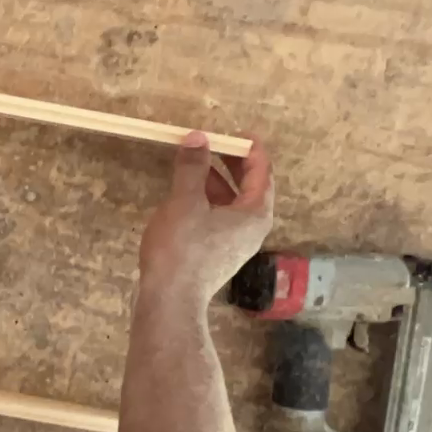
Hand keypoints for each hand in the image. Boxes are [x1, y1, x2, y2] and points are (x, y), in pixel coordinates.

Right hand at [137, 132, 272, 309]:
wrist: (170, 298)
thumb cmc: (182, 248)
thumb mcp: (184, 202)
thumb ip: (192, 168)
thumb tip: (197, 137)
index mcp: (255, 213)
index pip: (261, 172)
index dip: (250, 149)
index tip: (237, 133)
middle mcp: (252, 228)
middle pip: (247, 189)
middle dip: (230, 166)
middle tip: (213, 146)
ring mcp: (235, 244)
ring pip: (230, 206)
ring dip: (214, 185)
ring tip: (193, 170)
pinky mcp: (216, 256)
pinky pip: (218, 220)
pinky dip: (206, 204)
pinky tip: (185, 202)